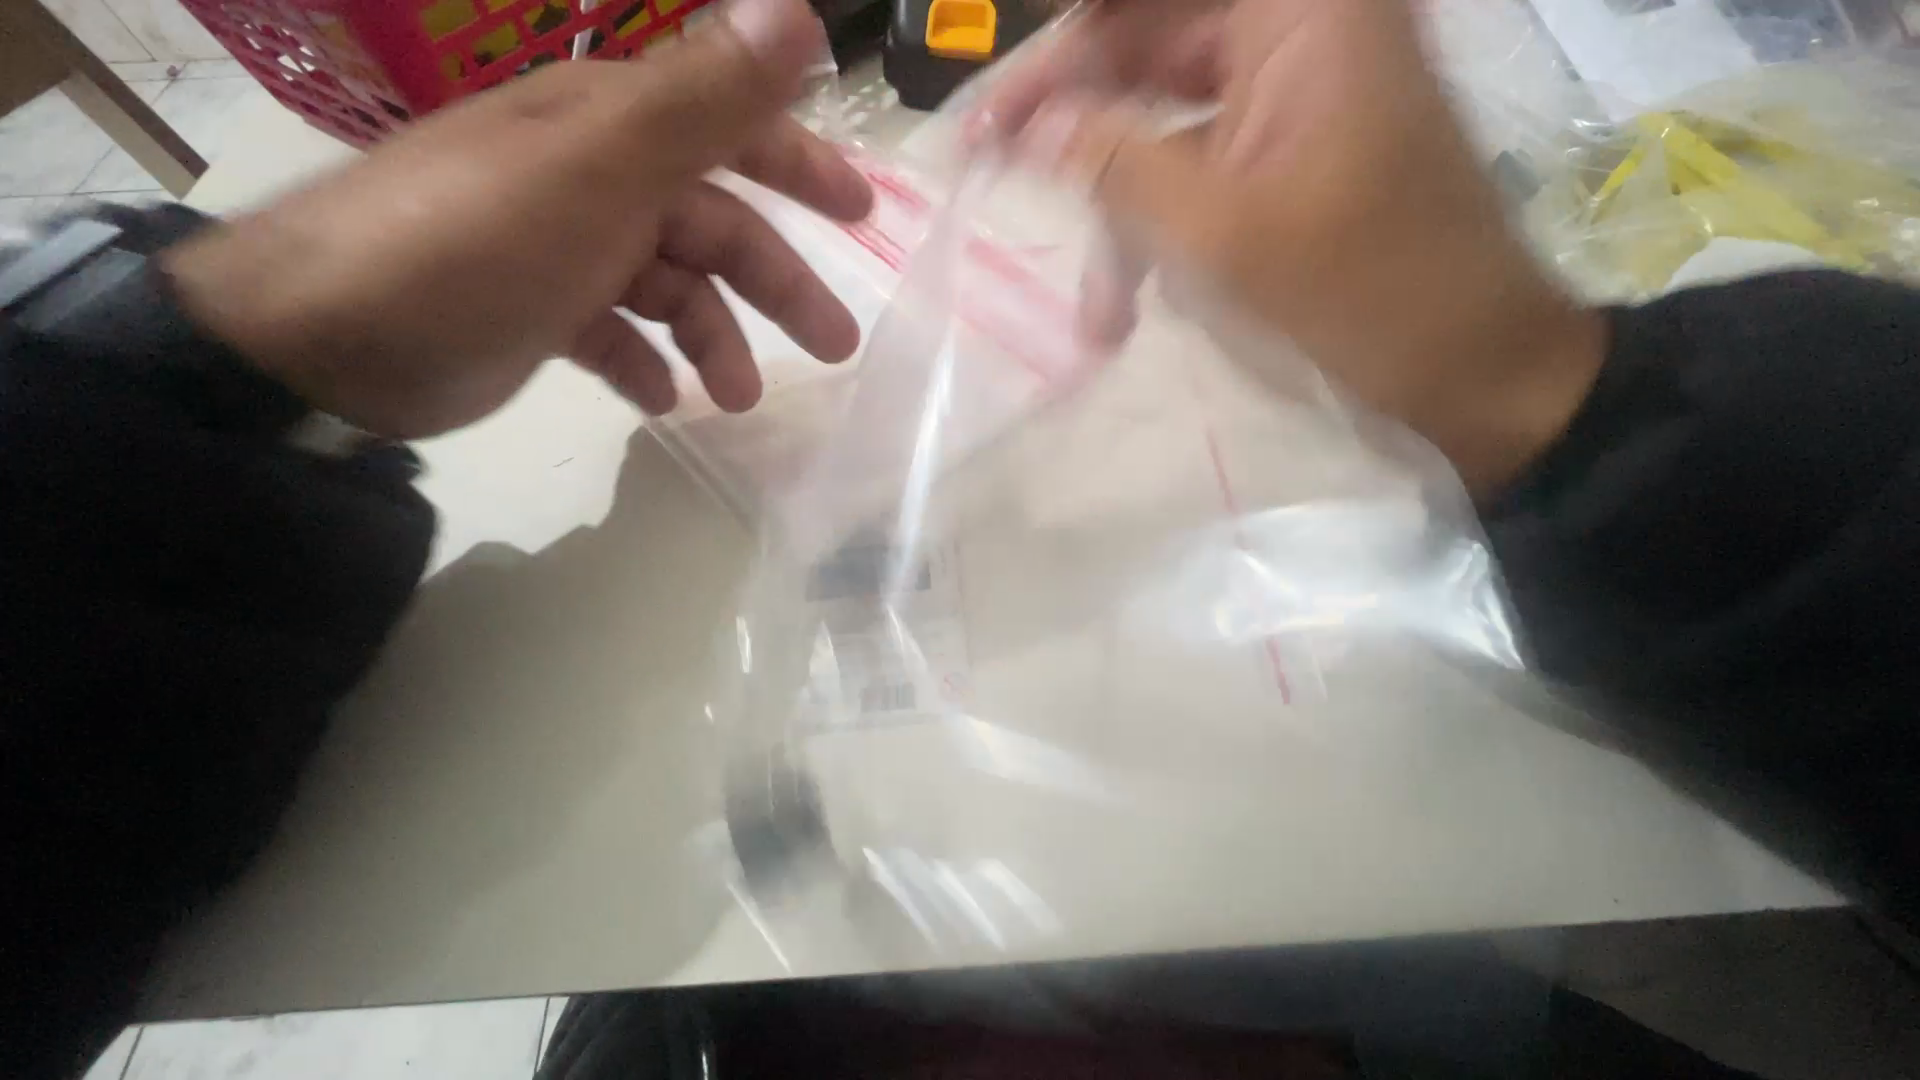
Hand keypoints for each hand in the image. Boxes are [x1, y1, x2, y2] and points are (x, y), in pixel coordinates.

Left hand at [162, 0, 872, 439]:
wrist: (334, 340)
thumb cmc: (478, 248)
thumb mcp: (601, 170)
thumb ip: (703, 101)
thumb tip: (798, 12)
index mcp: (614, 132)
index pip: (731, 131)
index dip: (801, 165)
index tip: (861, 214)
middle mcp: (596, 180)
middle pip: (714, 227)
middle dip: (778, 286)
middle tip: (834, 347)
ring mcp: (567, 248)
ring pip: (673, 290)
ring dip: (715, 341)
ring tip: (736, 399)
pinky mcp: (541, 310)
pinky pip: (618, 334)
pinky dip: (646, 365)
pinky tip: (660, 401)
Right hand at [975, 0, 1605, 495]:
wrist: (1475, 372)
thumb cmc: (1364, 295)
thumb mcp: (1220, 232)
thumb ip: (1113, 163)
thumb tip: (1026, 123)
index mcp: (1299, 13)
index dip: (1069, 33)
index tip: (999, 94)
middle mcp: (1297, 30)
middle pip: (1149, 43)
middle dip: (1071, 116)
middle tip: (987, 159)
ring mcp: (1294, 96)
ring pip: (1164, 120)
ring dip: (1116, 206)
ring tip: (1090, 309)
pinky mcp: (1290, 155)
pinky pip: (1196, 170)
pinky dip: (1155, 230)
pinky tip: (1124, 307)